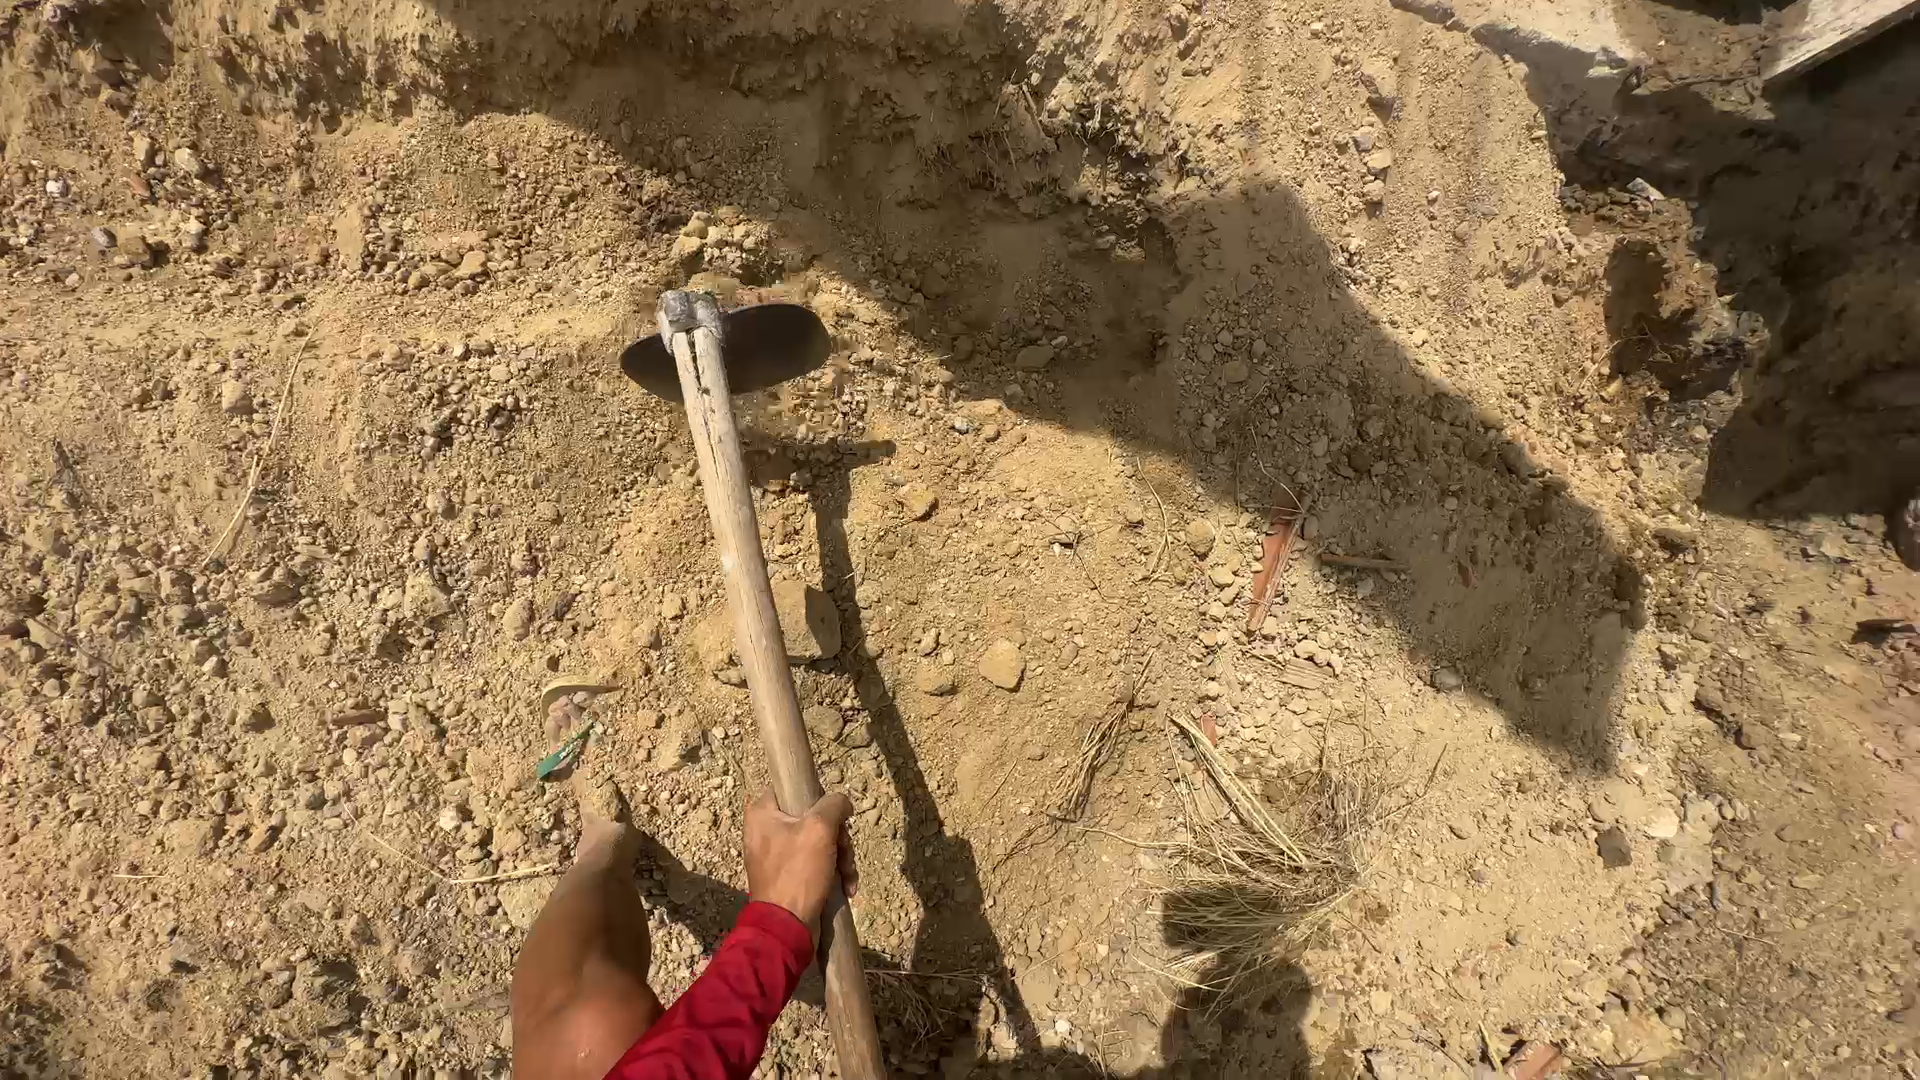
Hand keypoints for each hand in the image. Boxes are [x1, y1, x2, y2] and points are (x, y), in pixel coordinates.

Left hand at [743, 788, 857, 940]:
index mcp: (762, 812)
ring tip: (848, 874)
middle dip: (837, 835)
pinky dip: (834, 871)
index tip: (830, 814)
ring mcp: (778, 854)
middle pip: (813, 816)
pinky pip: (817, 861)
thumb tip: (843, 804)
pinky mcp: (790, 875)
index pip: (793, 786)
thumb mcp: (820, 827)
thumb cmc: (797, 872)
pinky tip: (847, 886)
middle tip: (843, 849)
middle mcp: (766, 830)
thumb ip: (834, 803)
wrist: (787, 930)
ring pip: (820, 840)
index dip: (817, 796)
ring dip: (840, 855)